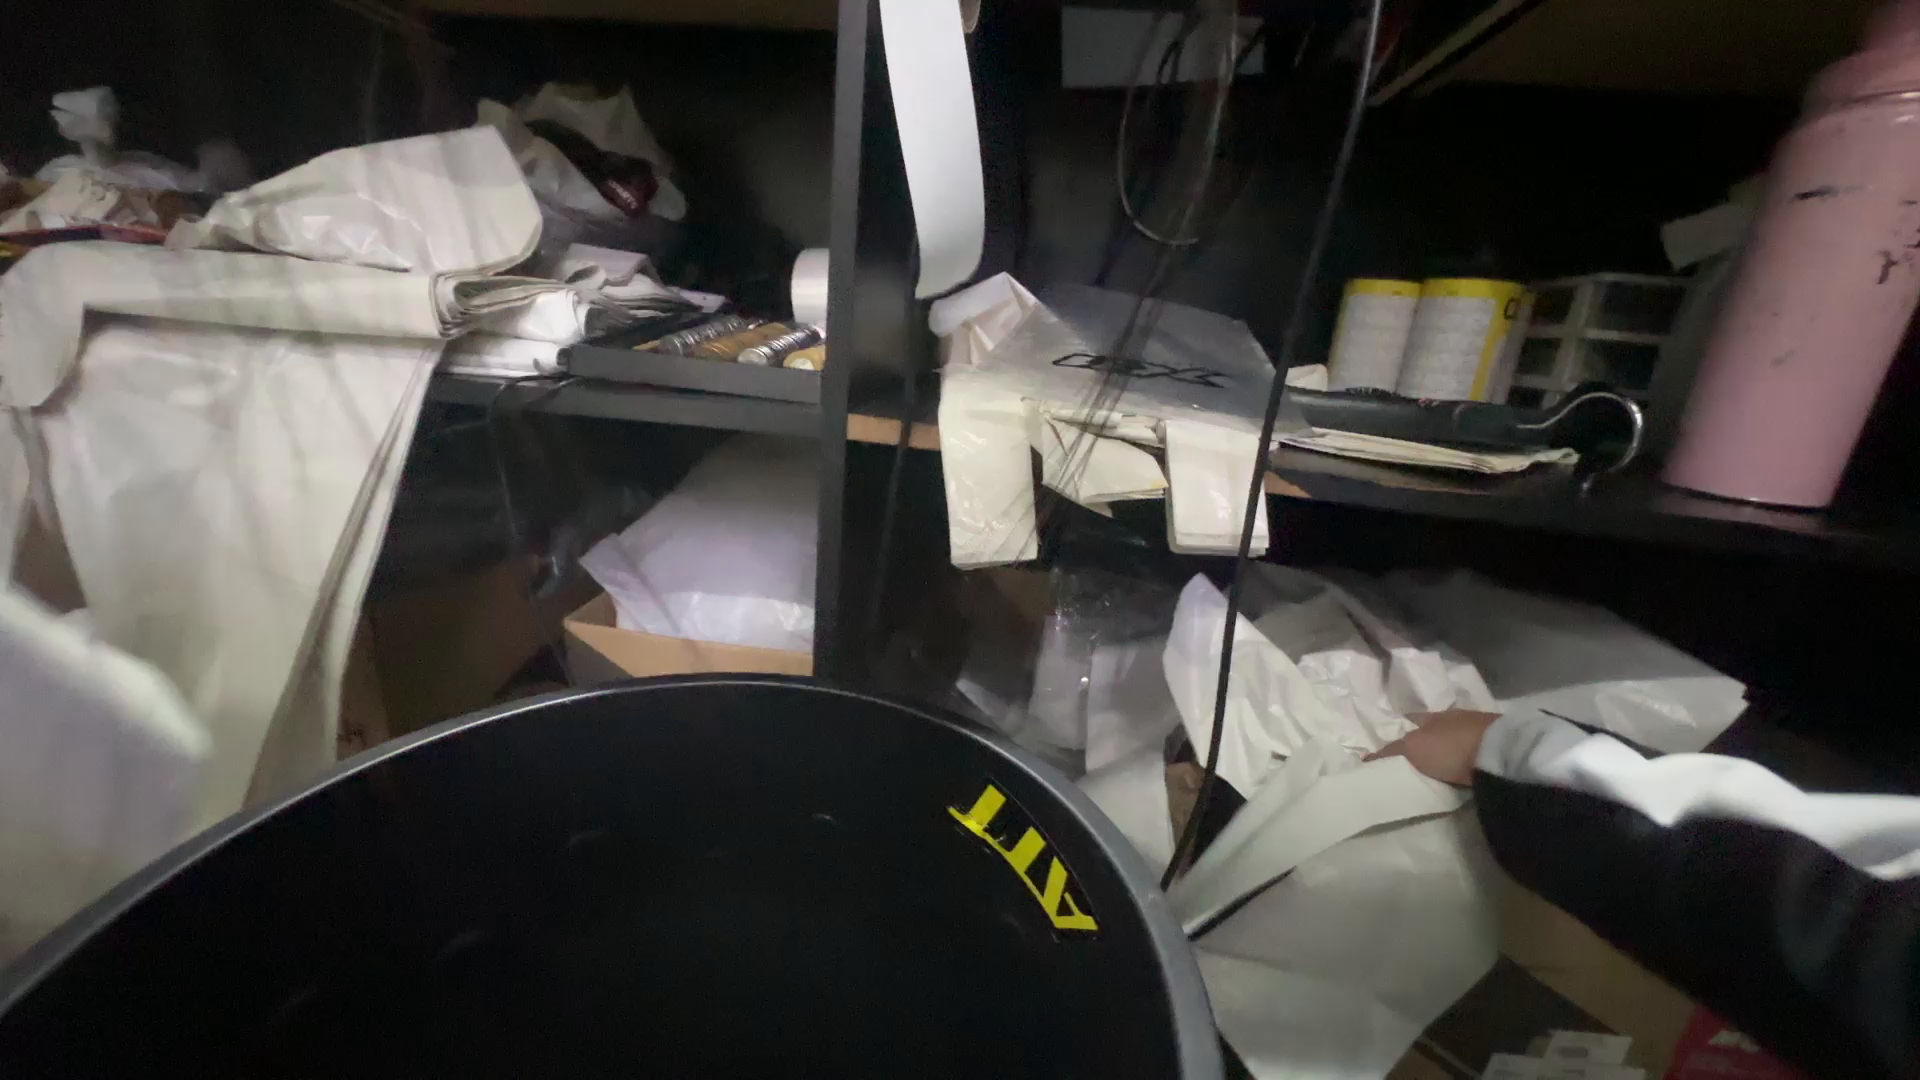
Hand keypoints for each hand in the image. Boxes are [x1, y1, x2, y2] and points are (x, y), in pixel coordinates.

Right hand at [1365, 710, 1500, 786]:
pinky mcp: (1507, 746)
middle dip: (1432, 738)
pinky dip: (1476, 758)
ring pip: (1463, 737)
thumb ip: (1389, 754)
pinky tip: (1474, 769)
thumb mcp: (1411, 750)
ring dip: (1457, 748)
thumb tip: (1363, 758)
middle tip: (1423, 756)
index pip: (1413, 719)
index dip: (1404, 728)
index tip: (1399, 740)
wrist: (1504, 755)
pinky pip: (1484, 750)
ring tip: (1449, 766)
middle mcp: (1458, 718)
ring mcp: (1485, 730)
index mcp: (1433, 716)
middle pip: (1439, 728)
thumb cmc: (1450, 746)